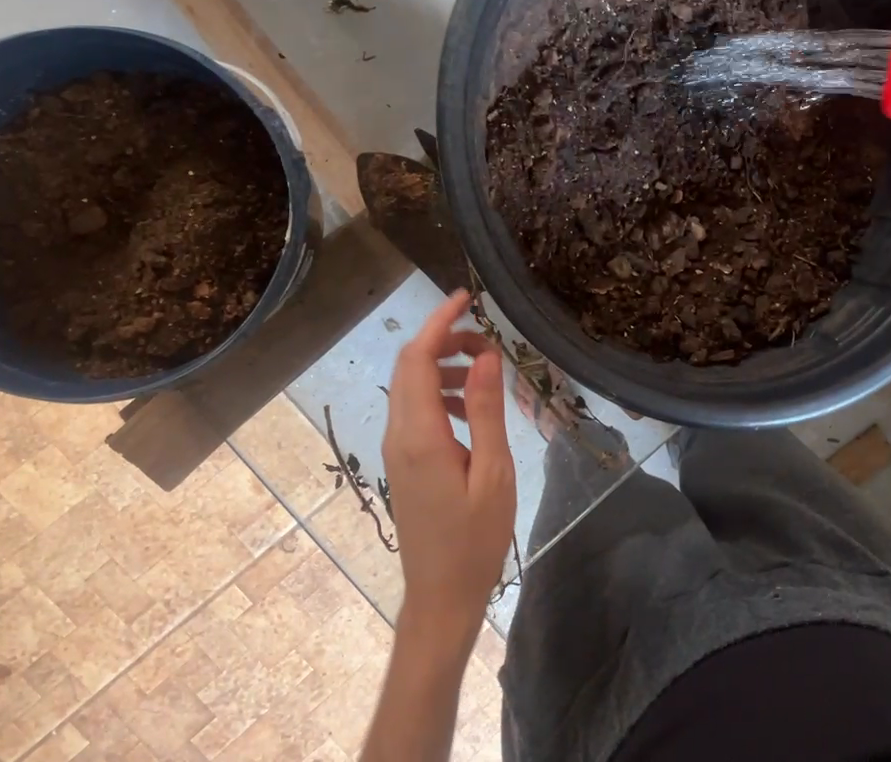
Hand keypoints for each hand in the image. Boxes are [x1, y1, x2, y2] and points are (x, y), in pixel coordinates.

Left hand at [382, 290, 516, 636]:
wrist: (441, 594)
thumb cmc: (475, 539)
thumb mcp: (493, 472)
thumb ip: (488, 411)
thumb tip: (487, 355)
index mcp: (419, 434)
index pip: (418, 359)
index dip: (439, 322)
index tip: (466, 297)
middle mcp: (399, 434)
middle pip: (410, 366)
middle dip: (445, 339)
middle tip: (489, 338)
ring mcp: (397, 449)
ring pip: (412, 387)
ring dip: (445, 367)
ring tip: (489, 373)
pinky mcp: (404, 461)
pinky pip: (416, 410)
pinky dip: (442, 393)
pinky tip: (473, 409)